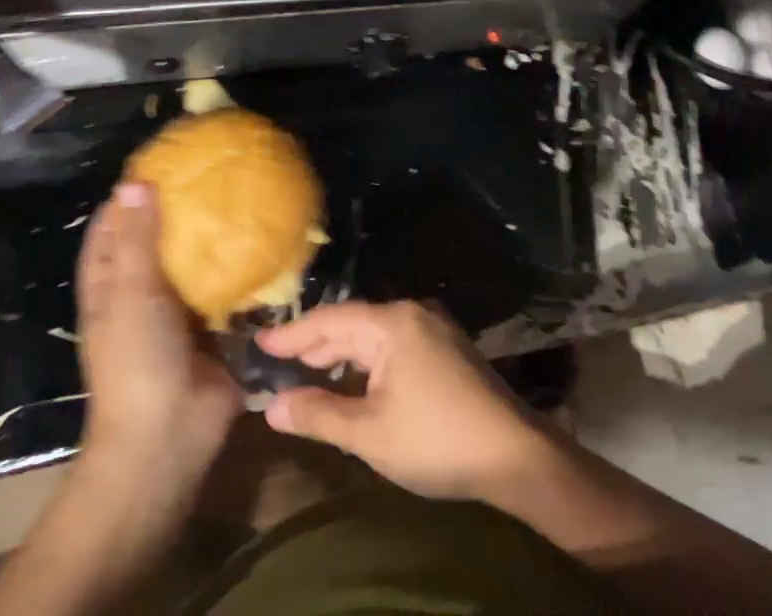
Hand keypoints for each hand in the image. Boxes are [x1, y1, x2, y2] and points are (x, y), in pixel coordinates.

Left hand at [75, 182, 240, 481]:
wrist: (170, 432)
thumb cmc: (137, 360)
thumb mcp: (130, 292)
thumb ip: (137, 240)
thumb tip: (137, 183)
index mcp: (109, 286)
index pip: (111, 230)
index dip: (129, 198)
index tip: (162, 164)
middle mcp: (142, 295)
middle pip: (158, 243)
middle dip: (181, 214)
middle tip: (215, 177)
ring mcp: (180, 315)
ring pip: (197, 267)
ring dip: (216, 242)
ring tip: (246, 202)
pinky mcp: (216, 331)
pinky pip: (230, 293)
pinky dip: (243, 273)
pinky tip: (268, 247)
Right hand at [256, 301, 550, 499]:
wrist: (514, 455)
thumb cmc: (435, 439)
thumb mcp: (368, 433)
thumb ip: (318, 415)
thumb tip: (273, 406)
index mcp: (394, 324)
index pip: (330, 320)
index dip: (292, 333)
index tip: (258, 342)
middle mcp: (415, 317)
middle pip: (353, 324)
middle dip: (314, 344)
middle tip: (275, 361)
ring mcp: (436, 333)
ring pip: (374, 338)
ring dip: (340, 355)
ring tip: (305, 372)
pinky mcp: (447, 353)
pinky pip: (394, 348)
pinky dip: (366, 363)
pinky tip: (350, 383)